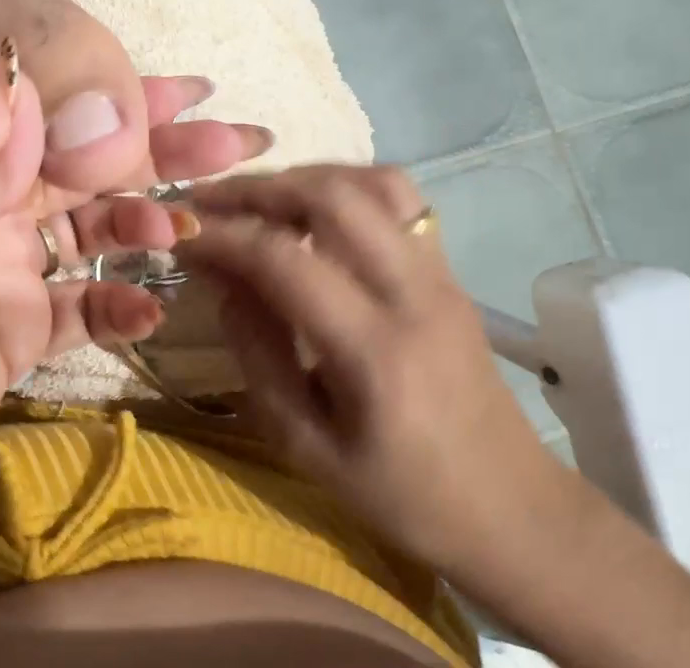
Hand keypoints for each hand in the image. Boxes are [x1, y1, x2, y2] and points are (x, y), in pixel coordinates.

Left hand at [0, 73, 245, 533]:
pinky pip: (79, 312)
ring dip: (144, 230)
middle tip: (237, 143)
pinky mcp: (14, 335)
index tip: (184, 90)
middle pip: (83, 173)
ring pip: (93, 239)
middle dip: (156, 157)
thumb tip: (36, 118)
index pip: (44, 123)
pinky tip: (151, 306)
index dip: (112, 104)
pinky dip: (117, 309)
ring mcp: (3, 273)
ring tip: (191, 231)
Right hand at [176, 165, 565, 568]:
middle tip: (206, 203)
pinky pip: (398, 200)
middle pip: (334, 196)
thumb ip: (257, 353)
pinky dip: (341, 188)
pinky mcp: (450, 273)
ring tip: (255, 202)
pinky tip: (306, 215)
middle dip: (257, 188)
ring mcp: (442, 276)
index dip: (221, 235)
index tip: (176, 232)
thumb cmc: (399, 493)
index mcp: (375, 350)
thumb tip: (223, 279)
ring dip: (303, 179)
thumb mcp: (303, 442)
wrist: (513, 511)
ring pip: (374, 182)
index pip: (283, 258)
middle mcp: (415, 295)